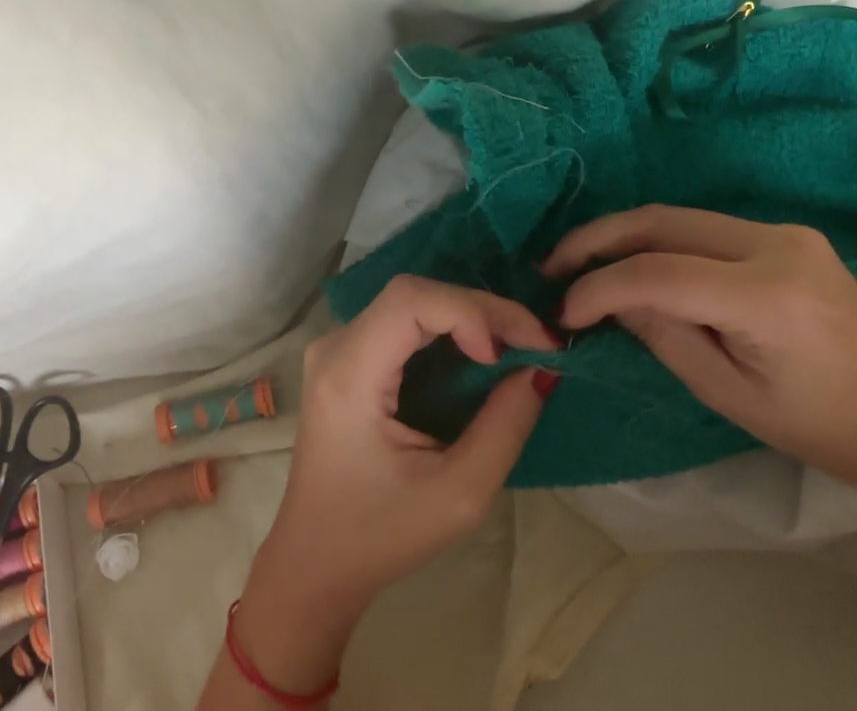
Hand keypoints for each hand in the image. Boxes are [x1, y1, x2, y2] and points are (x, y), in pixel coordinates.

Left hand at [254, 277, 560, 614]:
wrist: (317, 562)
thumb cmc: (382, 535)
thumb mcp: (459, 493)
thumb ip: (505, 425)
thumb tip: (540, 369)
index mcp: (348, 375)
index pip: (410, 299)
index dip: (472, 310)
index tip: (513, 354)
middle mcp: (334, 348)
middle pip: (413, 294)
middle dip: (482, 310)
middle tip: (534, 345)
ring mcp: (336, 352)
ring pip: (410, 304)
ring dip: (468, 318)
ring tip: (516, 350)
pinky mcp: (346, 362)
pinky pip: (402, 325)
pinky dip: (448, 332)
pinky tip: (480, 357)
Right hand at [543, 205, 856, 495]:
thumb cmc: (824, 427)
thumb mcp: (729, 395)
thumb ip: (663, 336)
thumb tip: (607, 302)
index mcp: (767, 295)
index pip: (656, 273)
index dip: (596, 287)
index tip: (561, 315)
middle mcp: (777, 244)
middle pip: (661, 222)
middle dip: (597, 240)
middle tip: (551, 268)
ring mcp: (785, 233)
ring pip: (678, 218)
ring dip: (623, 237)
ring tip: (579, 267)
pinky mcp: (787, 237)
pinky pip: (704, 229)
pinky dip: (658, 243)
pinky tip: (631, 266)